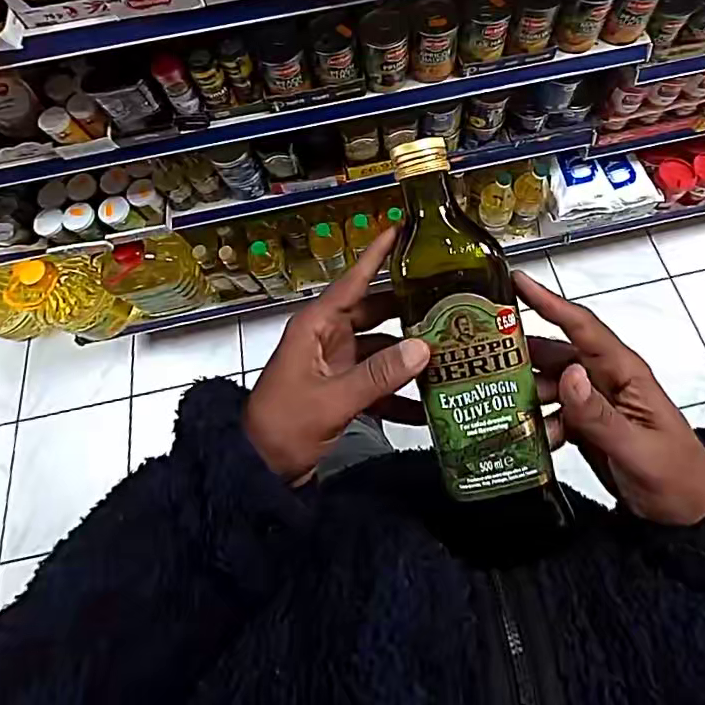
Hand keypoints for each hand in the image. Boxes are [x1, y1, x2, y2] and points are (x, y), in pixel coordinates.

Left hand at [242, 228, 428, 484]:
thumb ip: (379, 375)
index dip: (376, 254)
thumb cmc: (282, 427)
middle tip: (448, 301)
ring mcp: (337, 365)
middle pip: (376, 313)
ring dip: (409, 355)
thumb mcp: (331, 400)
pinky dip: (399, 393)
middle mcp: (329, 338)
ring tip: (450, 351)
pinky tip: (428, 405)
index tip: (401, 229)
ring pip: (382, 349)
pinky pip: (378, 383)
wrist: (254, 475)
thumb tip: (424, 347)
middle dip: (410, 310)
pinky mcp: (343, 391)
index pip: (353, 281)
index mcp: (317, 326)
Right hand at [514, 272, 704, 525]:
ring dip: (526, 391)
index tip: (518, 282)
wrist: (691, 517)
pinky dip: (536, 421)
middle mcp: (606, 379)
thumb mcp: (637, 448)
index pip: (582, 327)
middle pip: (557, 352)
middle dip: (522, 349)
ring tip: (497, 399)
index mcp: (624, 371)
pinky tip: (524, 435)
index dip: (549, 302)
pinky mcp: (586, 424)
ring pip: (550, 383)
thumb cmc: (678, 477)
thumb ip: (599, 414)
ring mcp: (595, 402)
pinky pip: (552, 412)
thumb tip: (567, 375)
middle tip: (484, 349)